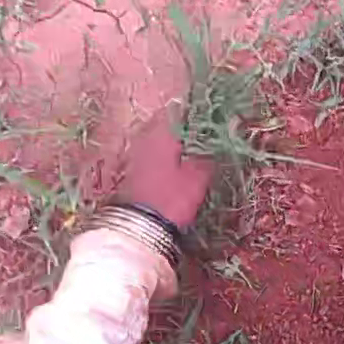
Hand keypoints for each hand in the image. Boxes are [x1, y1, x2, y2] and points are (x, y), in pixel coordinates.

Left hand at [116, 113, 213, 228]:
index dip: (193, 116)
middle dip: (182, 133)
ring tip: (191, 156)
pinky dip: (164, 163)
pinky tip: (174, 172)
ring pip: (158, 146)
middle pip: (165, 129)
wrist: (140, 227)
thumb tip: (211, 152)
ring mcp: (135, 159)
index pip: (177, 115)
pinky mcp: (132, 176)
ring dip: (172, 149)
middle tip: (201, 139)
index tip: (208, 121)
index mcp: (161, 136)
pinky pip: (152, 161)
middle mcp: (144, 142)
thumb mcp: (196, 179)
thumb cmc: (171, 198)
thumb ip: (205, 161)